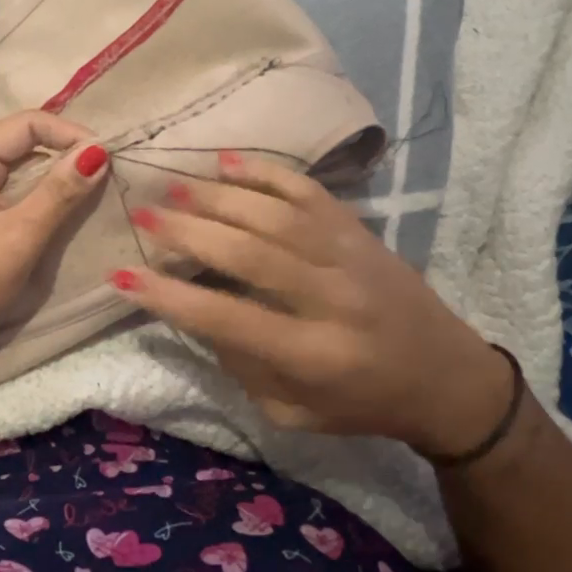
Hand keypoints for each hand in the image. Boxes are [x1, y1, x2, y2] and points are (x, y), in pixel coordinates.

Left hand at [0, 111, 110, 344]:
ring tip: (93, 182)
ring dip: (55, 169)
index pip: (27, 123)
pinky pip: (11, 180)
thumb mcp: (22, 234)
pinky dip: (39, 186)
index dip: (71, 133)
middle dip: (65, 150)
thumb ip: (60, 190)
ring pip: (19, 159)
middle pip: (23, 138)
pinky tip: (64, 198)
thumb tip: (99, 152)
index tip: (108, 155)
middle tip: (107, 169)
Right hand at [104, 153, 514, 457]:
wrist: (449, 379)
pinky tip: (227, 161)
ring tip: (172, 187)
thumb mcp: (291, 411)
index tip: (122, 277)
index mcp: (313, 355)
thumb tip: (193, 311)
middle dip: (189, 232)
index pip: (228, 319)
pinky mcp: (362, 232)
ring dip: (218, 198)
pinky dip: (266, 173)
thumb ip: (240, 363)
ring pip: (276, 216)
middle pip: (250, 255)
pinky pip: (310, 192)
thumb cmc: (360, 403)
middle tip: (143, 216)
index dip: (170, 296)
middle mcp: (332, 299)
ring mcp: (351, 257)